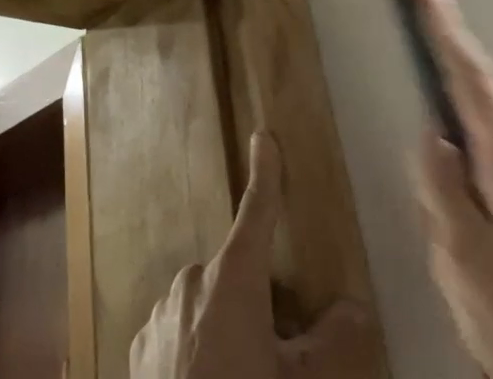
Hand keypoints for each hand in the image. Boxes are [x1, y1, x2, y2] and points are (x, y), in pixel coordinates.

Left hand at [130, 133, 372, 378]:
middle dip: (258, 299)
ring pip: (205, 301)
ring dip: (225, 322)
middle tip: (275, 349)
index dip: (266, 174)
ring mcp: (159, 313)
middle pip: (236, 273)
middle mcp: (191, 282)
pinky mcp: (139, 344)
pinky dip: (195, 342)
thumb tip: (353, 309)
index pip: (257, 213)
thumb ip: (330, 340)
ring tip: (238, 371)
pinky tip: (205, 378)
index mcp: (232, 280)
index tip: (264, 136)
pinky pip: (177, 326)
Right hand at [415, 0, 492, 378]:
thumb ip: (443, 190)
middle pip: (488, 96)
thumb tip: (434, 138)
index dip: (443, 25)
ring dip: (463, 98)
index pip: (473, 80)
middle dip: (451, 47)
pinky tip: (462, 168)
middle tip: (420, 3)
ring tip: (430, 85)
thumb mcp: (463, 260)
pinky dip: (479, 141)